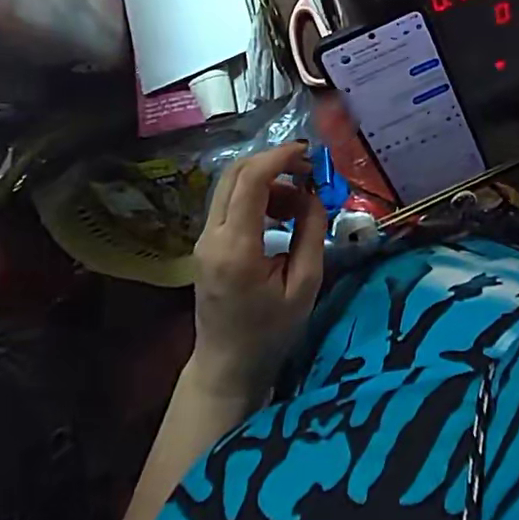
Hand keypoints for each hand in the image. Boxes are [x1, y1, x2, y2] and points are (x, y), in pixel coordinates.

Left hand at [190, 143, 327, 402]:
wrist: (227, 366)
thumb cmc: (270, 332)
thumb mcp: (304, 286)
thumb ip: (311, 234)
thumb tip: (314, 195)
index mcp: (237, 247)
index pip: (251, 181)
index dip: (279, 158)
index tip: (309, 153)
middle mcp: (212, 235)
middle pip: (235, 173)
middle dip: (273, 162)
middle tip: (308, 170)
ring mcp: (204, 238)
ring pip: (230, 185)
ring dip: (266, 180)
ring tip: (300, 203)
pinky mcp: (207, 242)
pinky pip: (229, 203)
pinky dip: (257, 196)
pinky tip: (281, 215)